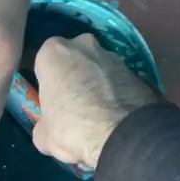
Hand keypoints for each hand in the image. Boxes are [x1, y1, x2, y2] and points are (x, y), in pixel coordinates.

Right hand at [31, 33, 159, 168]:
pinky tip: (117, 118)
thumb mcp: (43, 135)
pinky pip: (119, 83)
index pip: (45, 65)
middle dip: (75, 79)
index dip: (49, 85)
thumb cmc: (71, 128)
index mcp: (54, 52)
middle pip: (75, 61)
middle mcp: (84, 45)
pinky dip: (117, 96)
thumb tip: (48, 130)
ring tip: (100, 116)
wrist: (121, 135)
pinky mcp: (137, 72)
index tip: (53, 103)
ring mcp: (114, 56)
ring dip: (98, 86)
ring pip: (99, 70)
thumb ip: (43, 124)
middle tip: (75, 107)